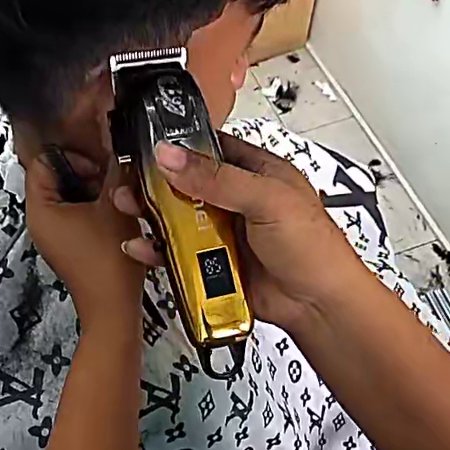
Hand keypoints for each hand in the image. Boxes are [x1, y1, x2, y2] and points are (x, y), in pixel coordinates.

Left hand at [22, 143, 145, 329]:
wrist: (114, 308)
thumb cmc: (108, 262)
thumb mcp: (115, 206)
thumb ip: (116, 170)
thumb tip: (120, 145)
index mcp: (39, 209)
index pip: (43, 161)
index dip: (72, 155)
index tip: (98, 164)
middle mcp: (41, 222)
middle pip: (57, 178)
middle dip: (87, 174)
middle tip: (111, 180)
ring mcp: (55, 236)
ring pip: (71, 197)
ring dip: (95, 192)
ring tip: (117, 198)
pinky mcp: (70, 246)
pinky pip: (78, 216)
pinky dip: (96, 210)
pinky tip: (116, 216)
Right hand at [116, 133, 369, 331]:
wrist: (318, 304)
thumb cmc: (314, 249)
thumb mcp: (266, 199)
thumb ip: (217, 177)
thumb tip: (174, 156)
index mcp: (256, 173)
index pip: (211, 148)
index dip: (181, 145)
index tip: (149, 146)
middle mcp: (238, 201)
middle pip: (187, 186)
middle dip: (158, 184)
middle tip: (133, 182)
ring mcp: (225, 234)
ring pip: (179, 221)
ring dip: (154, 217)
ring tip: (132, 209)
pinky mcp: (215, 264)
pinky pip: (180, 255)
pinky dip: (160, 251)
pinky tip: (145, 246)